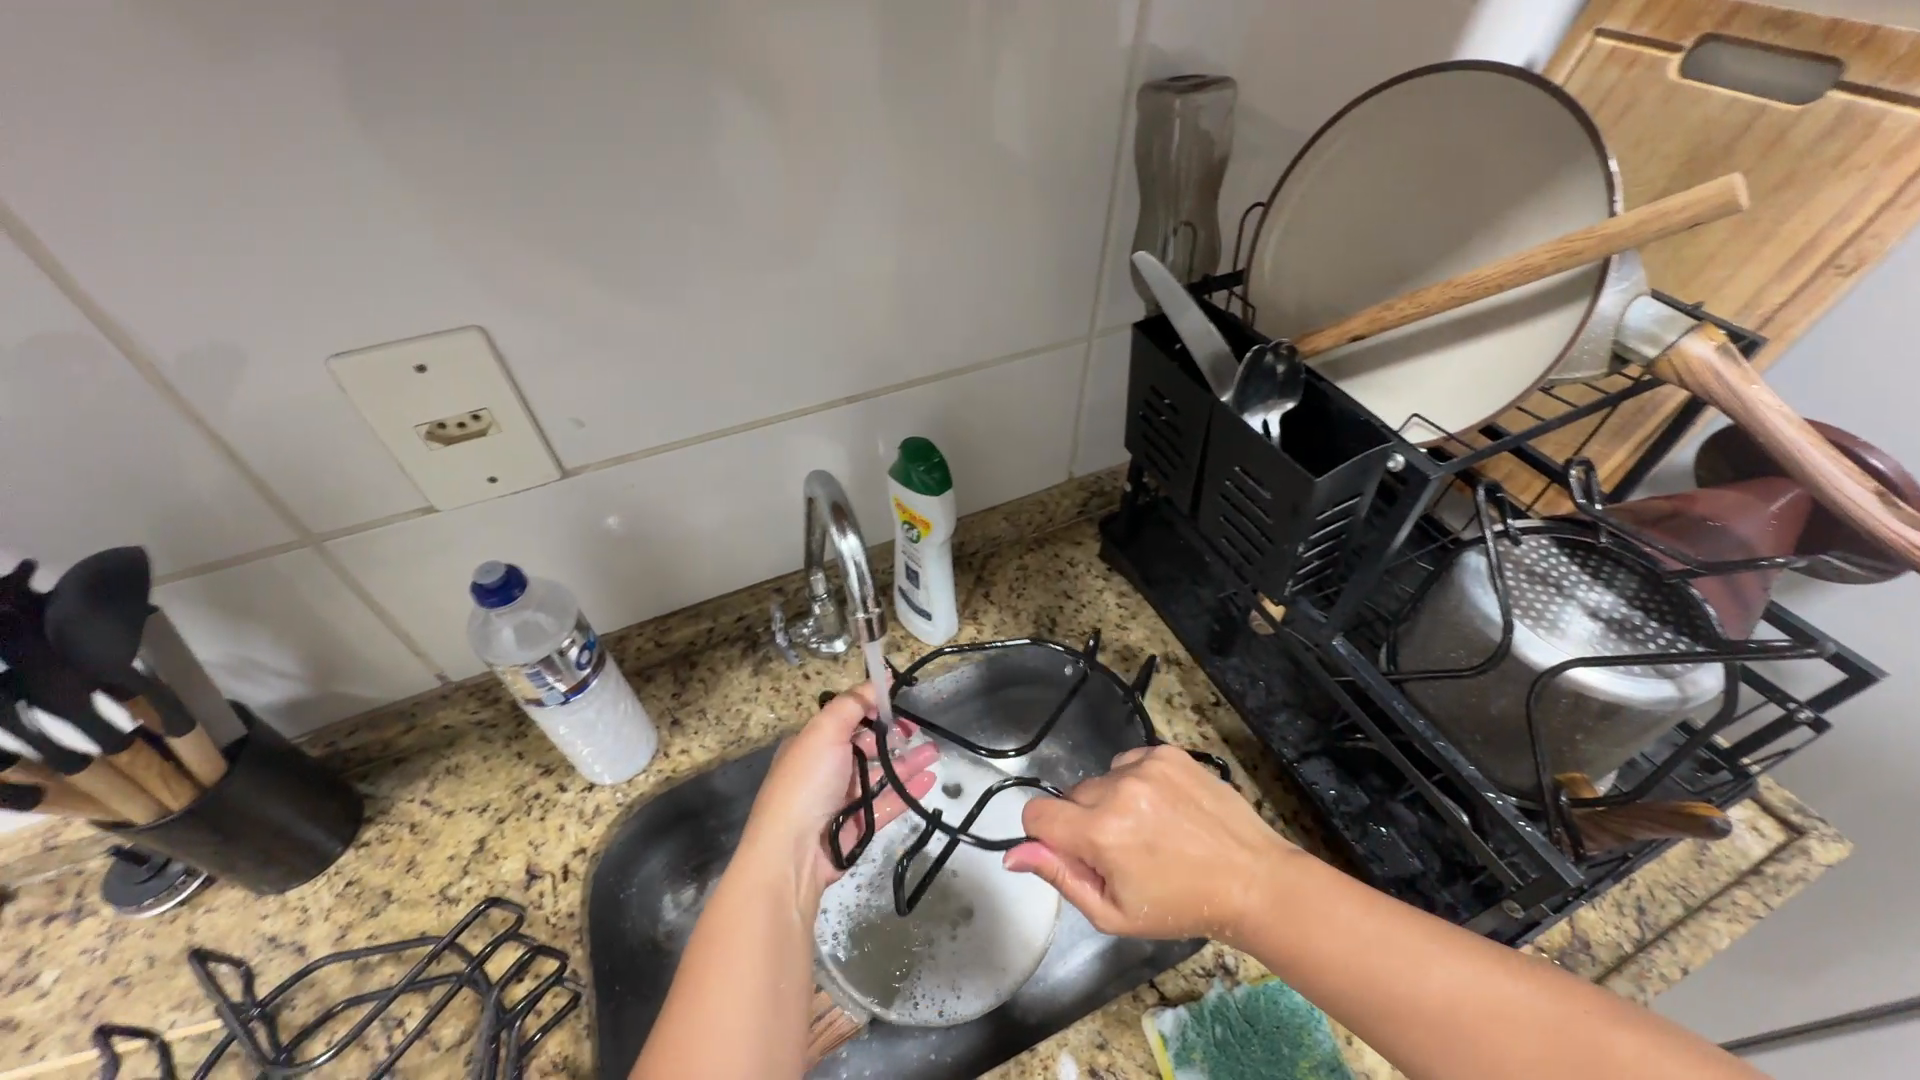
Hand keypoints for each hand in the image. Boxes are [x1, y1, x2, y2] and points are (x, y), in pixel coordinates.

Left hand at [737, 682, 938, 919]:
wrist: (793, 851)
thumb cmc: (808, 782)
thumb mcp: (825, 730)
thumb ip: (853, 703)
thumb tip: (880, 678)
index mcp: (812, 744)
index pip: (846, 719)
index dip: (872, 709)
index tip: (898, 702)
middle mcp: (826, 769)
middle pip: (865, 747)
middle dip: (892, 736)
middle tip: (918, 729)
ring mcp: (842, 799)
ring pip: (881, 775)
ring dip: (908, 762)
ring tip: (936, 752)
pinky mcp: (858, 825)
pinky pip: (888, 802)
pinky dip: (909, 790)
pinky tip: (930, 779)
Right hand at [1003, 745, 1303, 943]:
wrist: (1252, 880)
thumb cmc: (1180, 906)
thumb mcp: (1113, 913)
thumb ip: (1059, 877)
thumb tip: (1012, 855)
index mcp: (1100, 833)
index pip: (1036, 814)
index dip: (1046, 837)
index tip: (1074, 854)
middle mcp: (1118, 789)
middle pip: (1070, 797)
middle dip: (1083, 823)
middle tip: (1121, 852)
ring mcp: (1146, 766)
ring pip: (1100, 780)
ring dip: (1110, 802)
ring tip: (1148, 830)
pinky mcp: (1169, 754)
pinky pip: (1128, 762)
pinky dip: (1136, 782)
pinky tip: (1162, 809)